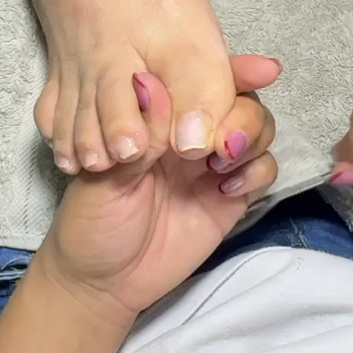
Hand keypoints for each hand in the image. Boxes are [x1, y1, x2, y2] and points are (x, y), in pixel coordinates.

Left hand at [40, 55, 281, 323]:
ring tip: (222, 160)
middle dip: (241, 112)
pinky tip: (229, 190)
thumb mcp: (102, 176)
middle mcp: (188, 133)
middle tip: (220, 141)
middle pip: (239, 101)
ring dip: (250, 137)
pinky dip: (258, 171)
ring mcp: (211, 165)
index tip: (262, 70)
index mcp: (156, 117)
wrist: (101, 283)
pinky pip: (262, 171)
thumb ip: (134, 136)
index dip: (234, 70)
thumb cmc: (89, 222)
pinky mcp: (229, 198)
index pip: (199, 80)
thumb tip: (152, 84)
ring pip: (256, 131)